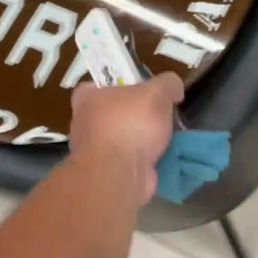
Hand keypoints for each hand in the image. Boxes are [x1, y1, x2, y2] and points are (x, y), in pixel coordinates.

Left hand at [68, 73, 183, 205]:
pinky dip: (142, 158)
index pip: (97, 85)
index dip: (119, 86)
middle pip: (113, 112)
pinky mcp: (105, 172)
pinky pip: (127, 159)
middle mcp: (84, 122)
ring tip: (165, 137)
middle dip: (135, 114)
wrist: (119, 174)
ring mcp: (92, 150)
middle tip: (159, 113)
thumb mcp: (158, 91)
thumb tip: (174, 88)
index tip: (141, 90)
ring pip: (121, 137)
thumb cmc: (131, 123)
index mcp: (87, 98)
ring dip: (140, 139)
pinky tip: (161, 156)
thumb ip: (168, 83)